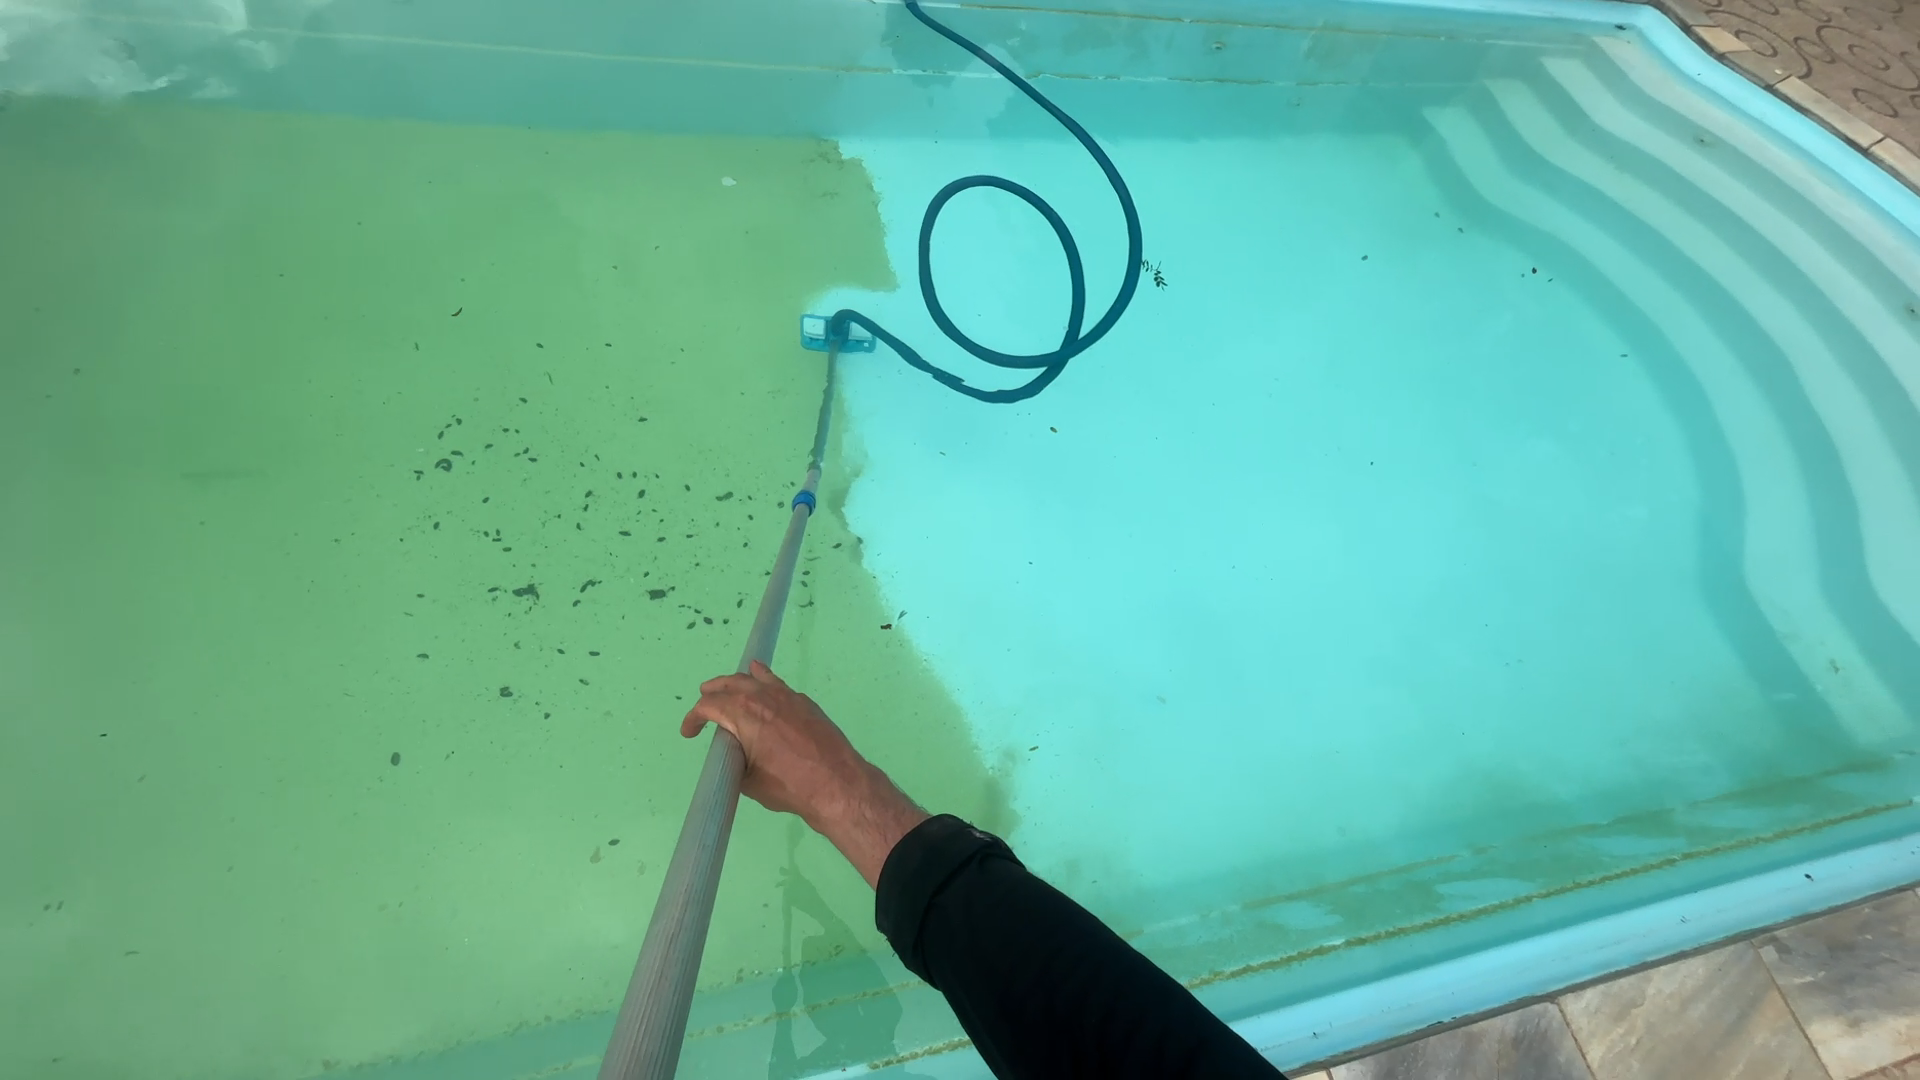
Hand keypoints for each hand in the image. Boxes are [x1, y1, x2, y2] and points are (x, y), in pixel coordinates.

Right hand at [682, 661, 927, 886]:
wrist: (837, 781)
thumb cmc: (789, 785)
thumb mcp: (749, 781)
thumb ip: (736, 760)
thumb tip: (737, 755)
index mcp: (745, 714)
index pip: (710, 706)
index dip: (694, 718)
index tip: (689, 733)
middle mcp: (764, 697)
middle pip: (732, 684)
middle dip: (714, 689)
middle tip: (704, 696)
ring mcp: (788, 697)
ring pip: (757, 678)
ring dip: (739, 680)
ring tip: (729, 684)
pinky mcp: (806, 703)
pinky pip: (778, 684)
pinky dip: (765, 680)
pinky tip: (762, 679)